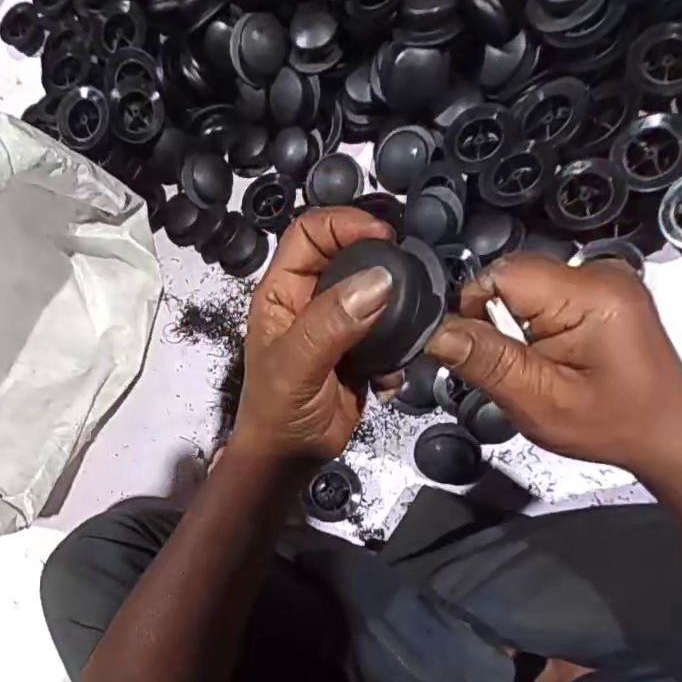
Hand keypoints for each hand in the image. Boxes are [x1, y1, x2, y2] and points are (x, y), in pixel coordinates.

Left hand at [230, 208, 394, 463]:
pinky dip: (397, 351)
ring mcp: (337, 326)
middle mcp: (309, 302)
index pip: (310, 233)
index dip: (344, 224)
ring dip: (394, 312)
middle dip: (379, 263)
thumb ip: (331, 324)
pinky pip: (389, 334)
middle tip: (405, 278)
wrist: (292, 457)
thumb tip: (376, 282)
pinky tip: (386, 374)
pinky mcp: (360, 351)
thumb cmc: (276, 414)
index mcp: (282, 293)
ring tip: (401, 331)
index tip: (381, 236)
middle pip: (349, 257)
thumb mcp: (296, 365)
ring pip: (374, 294)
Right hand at [423, 252, 681, 473]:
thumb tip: (438, 333)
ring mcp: (600, 280)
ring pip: (521, 289)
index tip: (471, 350)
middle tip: (512, 368)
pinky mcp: (597, 292)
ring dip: (511, 328)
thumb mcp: (539, 401)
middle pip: (508, 278)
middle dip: (492, 323)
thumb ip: (486, 361)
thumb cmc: (616, 422)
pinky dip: (530, 328)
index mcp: (589, 295)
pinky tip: (548, 357)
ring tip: (535, 366)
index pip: (499, 274)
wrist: (663, 431)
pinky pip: (541, 298)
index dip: (471, 310)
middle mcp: (598, 275)